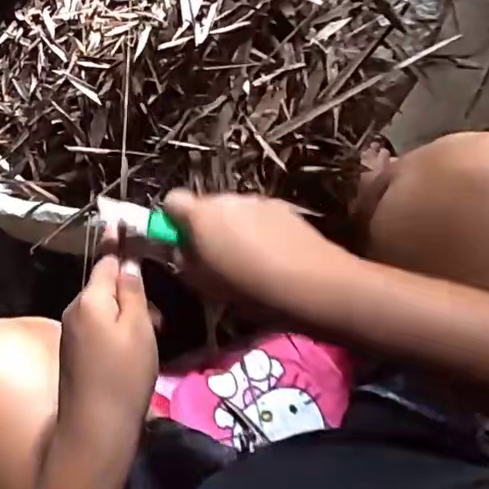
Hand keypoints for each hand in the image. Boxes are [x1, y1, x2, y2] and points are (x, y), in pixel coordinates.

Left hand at [55, 235, 157, 463]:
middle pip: (104, 286)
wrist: (95, 428)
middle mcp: (74, 308)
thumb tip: (127, 261)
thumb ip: (131, 291)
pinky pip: (97, 327)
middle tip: (158, 313)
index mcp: (90, 297)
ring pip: (103, 308)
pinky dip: (116, 330)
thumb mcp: (138, 328)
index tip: (121, 221)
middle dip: (129, 289)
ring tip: (153, 335)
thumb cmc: (123, 374)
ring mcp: (71, 331)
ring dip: (126, 313)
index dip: (118, 242)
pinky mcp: (73, 352)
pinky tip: (134, 351)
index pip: (106, 260)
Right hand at [162, 190, 363, 316]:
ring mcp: (258, 201)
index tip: (182, 242)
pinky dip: (260, 231)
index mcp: (200, 215)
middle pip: (205, 205)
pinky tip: (274, 258)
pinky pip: (260, 217)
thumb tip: (182, 249)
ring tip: (250, 261)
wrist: (317, 286)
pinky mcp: (285, 209)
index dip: (173, 219)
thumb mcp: (204, 284)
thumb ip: (184, 261)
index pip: (171, 200)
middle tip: (216, 258)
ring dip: (234, 228)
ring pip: (234, 211)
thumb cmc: (251, 289)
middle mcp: (226, 199)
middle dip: (206, 226)